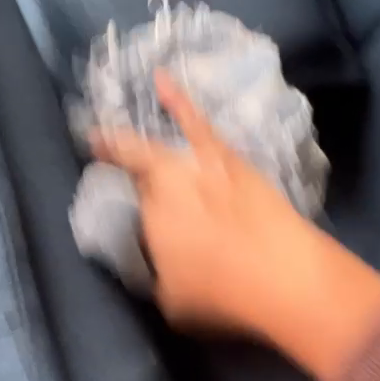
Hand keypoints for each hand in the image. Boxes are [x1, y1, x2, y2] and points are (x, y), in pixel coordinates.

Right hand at [92, 70, 379, 380]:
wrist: (287, 276)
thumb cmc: (225, 296)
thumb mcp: (171, 300)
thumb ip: (155, 273)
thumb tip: (149, 260)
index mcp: (148, 218)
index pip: (119, 200)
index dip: (106, 191)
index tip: (91, 180)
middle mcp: (165, 184)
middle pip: (137, 169)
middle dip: (116, 162)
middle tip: (101, 154)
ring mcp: (197, 165)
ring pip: (159, 147)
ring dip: (134, 137)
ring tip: (114, 123)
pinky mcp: (229, 158)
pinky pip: (196, 122)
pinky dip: (177, 101)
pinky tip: (162, 79)